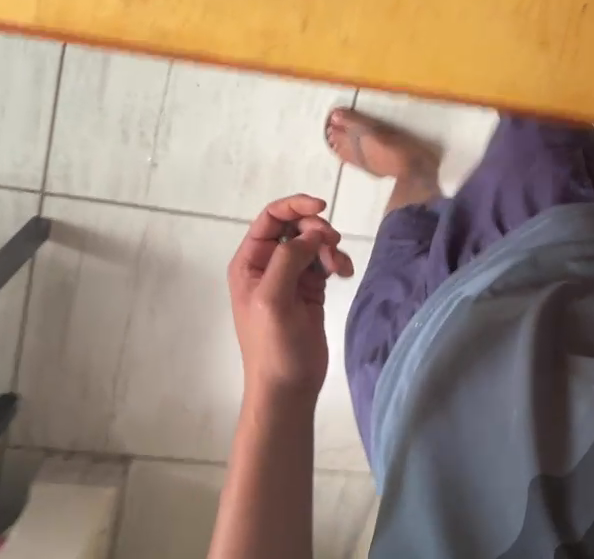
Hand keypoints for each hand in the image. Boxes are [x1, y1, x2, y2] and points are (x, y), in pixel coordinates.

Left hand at [227, 195, 354, 402]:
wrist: (288, 388)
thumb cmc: (272, 346)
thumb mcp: (273, 299)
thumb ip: (288, 259)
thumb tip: (312, 233)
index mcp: (249, 262)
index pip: (270, 218)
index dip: (294, 205)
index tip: (322, 206)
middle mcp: (268, 264)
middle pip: (296, 226)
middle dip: (317, 230)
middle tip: (332, 245)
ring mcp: (290, 276)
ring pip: (314, 242)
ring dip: (330, 248)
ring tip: (340, 268)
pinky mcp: (310, 288)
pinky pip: (325, 260)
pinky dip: (337, 261)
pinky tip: (344, 274)